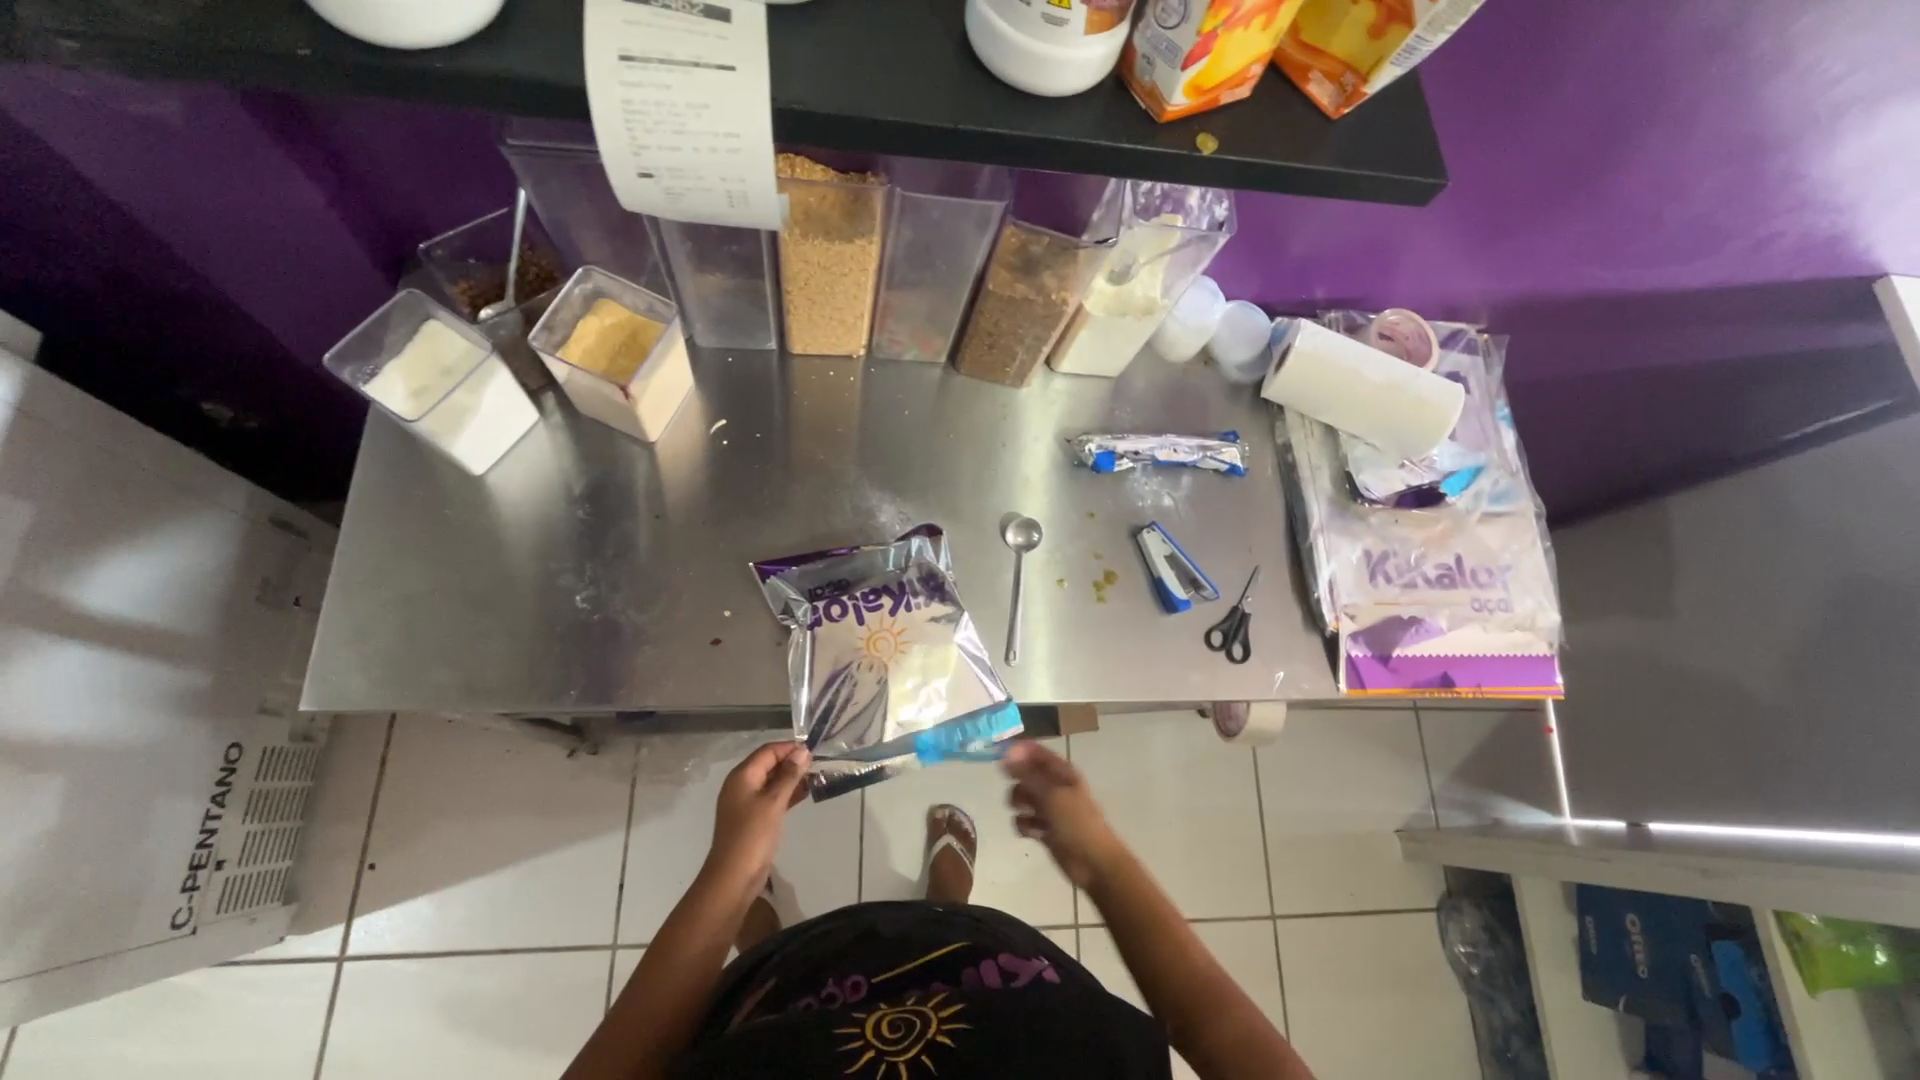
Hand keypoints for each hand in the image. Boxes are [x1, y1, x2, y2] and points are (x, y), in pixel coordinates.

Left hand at [707, 742, 810, 884]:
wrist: (734, 876)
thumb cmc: (752, 835)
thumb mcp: (773, 802)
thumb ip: (789, 775)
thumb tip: (803, 751)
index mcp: (742, 776)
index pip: (768, 751)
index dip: (790, 748)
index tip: (814, 751)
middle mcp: (743, 784)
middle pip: (769, 764)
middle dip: (793, 762)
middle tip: (819, 764)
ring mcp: (748, 802)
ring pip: (773, 781)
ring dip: (793, 778)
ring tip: (817, 777)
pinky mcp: (755, 817)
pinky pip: (773, 797)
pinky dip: (788, 794)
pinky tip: (807, 794)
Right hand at [1002, 740, 1124, 888]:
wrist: (1093, 863)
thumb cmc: (1076, 823)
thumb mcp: (1051, 795)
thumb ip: (1027, 774)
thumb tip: (1006, 752)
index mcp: (1062, 772)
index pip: (1035, 752)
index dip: (1017, 751)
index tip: (997, 755)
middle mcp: (1054, 786)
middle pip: (1024, 776)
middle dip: (1018, 785)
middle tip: (1022, 797)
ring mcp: (1048, 808)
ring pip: (1021, 799)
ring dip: (1020, 808)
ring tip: (1030, 817)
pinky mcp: (1043, 828)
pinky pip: (1023, 820)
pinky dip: (1025, 826)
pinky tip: (1034, 834)